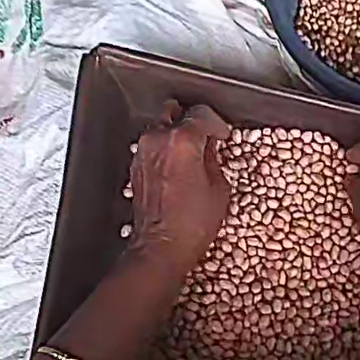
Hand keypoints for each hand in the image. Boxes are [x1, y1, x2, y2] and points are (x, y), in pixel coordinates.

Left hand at [128, 102, 230, 268]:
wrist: (162, 245)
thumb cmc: (192, 223)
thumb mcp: (219, 189)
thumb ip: (214, 160)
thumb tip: (210, 149)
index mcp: (182, 141)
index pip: (202, 114)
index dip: (217, 124)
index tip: (224, 134)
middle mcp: (158, 139)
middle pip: (177, 114)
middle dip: (194, 124)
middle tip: (209, 139)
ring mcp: (143, 151)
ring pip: (162, 128)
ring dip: (178, 136)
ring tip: (194, 154)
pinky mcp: (136, 166)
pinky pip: (153, 147)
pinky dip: (166, 150)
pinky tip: (179, 167)